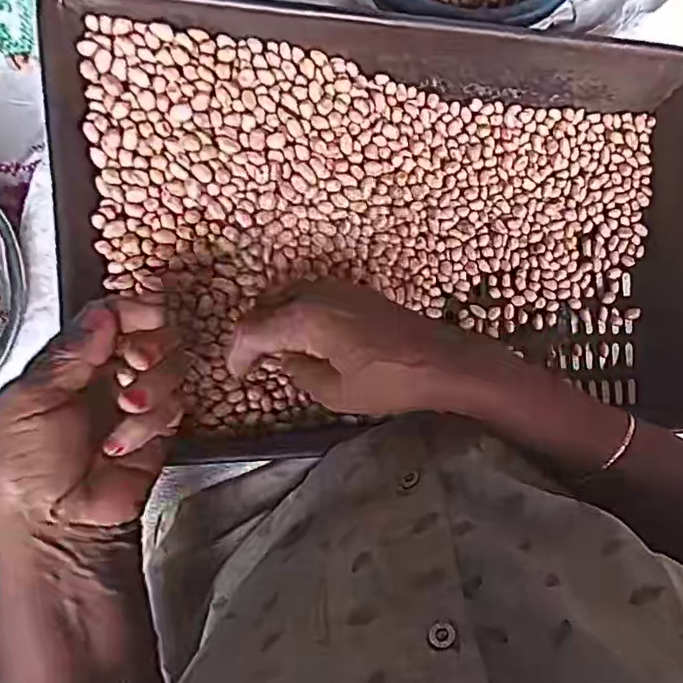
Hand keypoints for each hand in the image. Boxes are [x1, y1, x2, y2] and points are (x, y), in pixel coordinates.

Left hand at [0, 296, 185, 539]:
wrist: (57, 524)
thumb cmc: (24, 471)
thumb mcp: (27, 401)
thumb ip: (70, 354)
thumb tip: (104, 314)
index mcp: (66, 365)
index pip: (109, 321)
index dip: (131, 311)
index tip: (149, 310)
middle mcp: (104, 380)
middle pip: (150, 340)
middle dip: (148, 350)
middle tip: (134, 364)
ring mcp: (136, 405)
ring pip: (169, 372)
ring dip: (150, 390)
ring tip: (123, 414)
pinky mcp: (161, 431)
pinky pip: (175, 408)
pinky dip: (152, 423)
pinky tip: (124, 444)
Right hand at [225, 279, 506, 415]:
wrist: (445, 362)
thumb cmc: (392, 382)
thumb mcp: (338, 393)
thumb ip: (301, 374)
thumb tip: (287, 361)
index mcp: (305, 317)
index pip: (253, 330)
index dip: (238, 354)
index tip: (238, 375)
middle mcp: (317, 293)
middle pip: (267, 306)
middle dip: (254, 334)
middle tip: (252, 362)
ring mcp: (341, 289)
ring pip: (290, 296)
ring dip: (276, 320)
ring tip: (276, 351)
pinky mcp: (360, 294)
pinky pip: (314, 296)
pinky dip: (300, 313)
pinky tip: (308, 337)